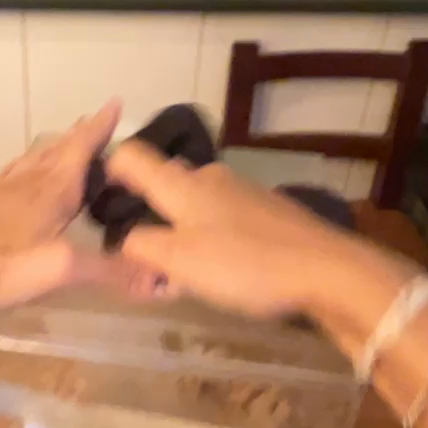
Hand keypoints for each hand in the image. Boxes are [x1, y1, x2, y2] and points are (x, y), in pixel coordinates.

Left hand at [0, 100, 156, 312]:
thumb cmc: (2, 266)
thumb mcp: (62, 269)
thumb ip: (109, 271)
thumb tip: (161, 281)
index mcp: (51, 190)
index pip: (80, 149)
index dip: (98, 128)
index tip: (113, 103)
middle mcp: (26, 183)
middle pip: (57, 151)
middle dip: (78, 136)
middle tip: (94, 121)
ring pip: (31, 161)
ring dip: (51, 150)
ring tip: (61, 142)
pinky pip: (8, 176)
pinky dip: (22, 167)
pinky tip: (16, 174)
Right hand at [104, 140, 420, 328]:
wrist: (328, 270)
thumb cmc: (244, 264)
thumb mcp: (179, 261)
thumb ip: (141, 248)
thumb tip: (123, 240)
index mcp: (182, 185)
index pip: (133, 156)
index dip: (109, 169)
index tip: (99, 196)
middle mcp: (210, 177)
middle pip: (165, 181)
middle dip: (148, 209)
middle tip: (141, 250)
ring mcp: (243, 191)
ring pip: (196, 202)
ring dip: (181, 228)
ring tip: (182, 269)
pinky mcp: (268, 210)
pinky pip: (224, 216)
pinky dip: (211, 235)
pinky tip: (225, 267)